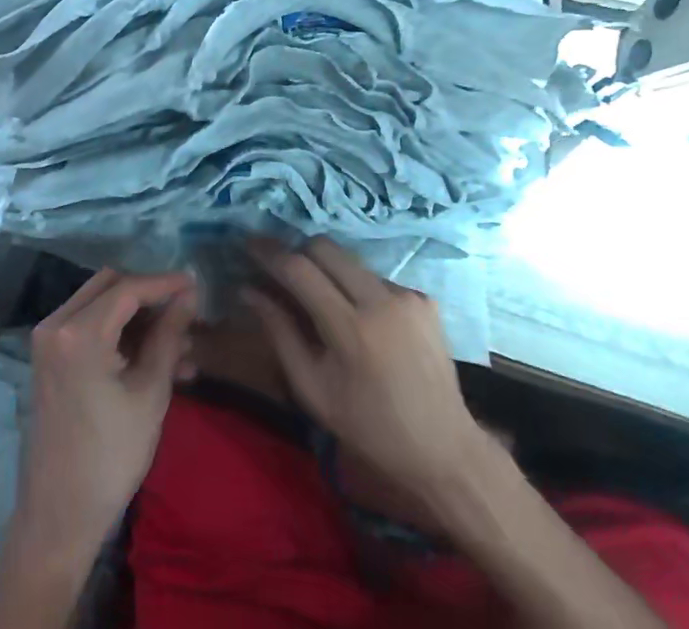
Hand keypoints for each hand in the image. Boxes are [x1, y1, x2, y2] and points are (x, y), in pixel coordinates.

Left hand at [16, 268, 197, 552]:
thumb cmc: (111, 454)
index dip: (165, 283)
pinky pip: (90, 329)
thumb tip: (189, 296)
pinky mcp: (50, 359)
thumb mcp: (151, 391)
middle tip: (186, 309)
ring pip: (101, 305)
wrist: (60, 513)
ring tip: (184, 345)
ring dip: (139, 317)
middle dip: (150, 294)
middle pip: (110, 285)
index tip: (198, 285)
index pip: (128, 287)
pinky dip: (122, 335)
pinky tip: (161, 360)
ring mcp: (48, 342)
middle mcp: (55, 326)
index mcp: (78, 333)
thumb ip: (169, 335)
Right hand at [244, 236, 491, 503]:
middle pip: (326, 248)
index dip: (269, 253)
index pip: (300, 270)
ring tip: (319, 301)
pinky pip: (378, 279)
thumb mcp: (311, 387)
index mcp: (350, 327)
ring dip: (328, 271)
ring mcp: (408, 295)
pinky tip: (359, 320)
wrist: (439, 445)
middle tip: (280, 271)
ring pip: (352, 262)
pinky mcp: (424, 299)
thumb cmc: (366, 425)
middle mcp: (382, 299)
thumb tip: (249, 290)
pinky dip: (358, 290)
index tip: (249, 244)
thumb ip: (279, 332)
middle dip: (297, 252)